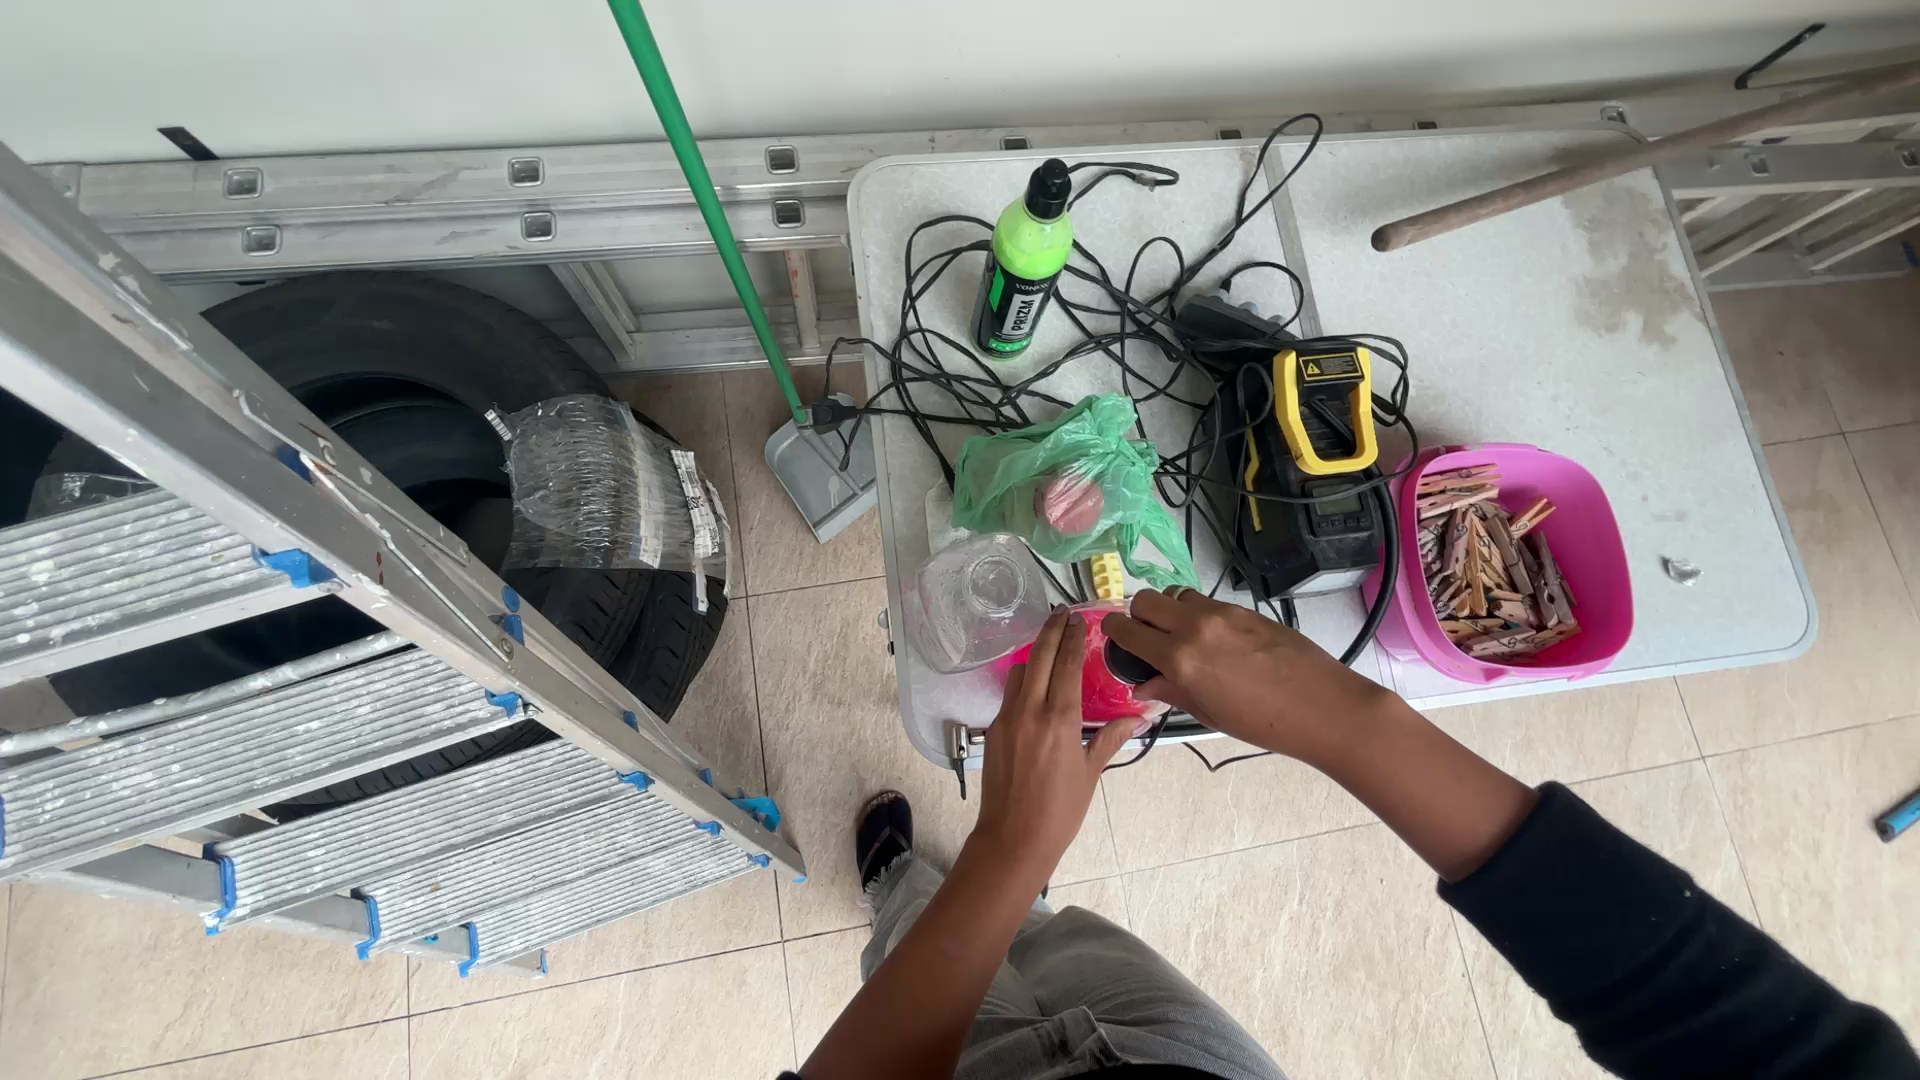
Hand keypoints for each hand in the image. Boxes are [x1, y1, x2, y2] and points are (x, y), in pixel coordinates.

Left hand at [973, 609, 1134, 880]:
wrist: (1013, 837)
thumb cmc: (1060, 809)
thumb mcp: (1091, 772)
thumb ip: (1111, 737)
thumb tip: (1139, 717)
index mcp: (1060, 719)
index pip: (1068, 664)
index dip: (1073, 638)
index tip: (1078, 618)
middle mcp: (1030, 709)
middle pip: (1040, 656)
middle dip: (1051, 630)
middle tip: (1062, 613)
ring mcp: (1007, 717)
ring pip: (1020, 671)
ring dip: (1035, 654)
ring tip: (1049, 645)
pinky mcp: (993, 729)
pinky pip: (1009, 693)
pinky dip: (1022, 679)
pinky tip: (1033, 683)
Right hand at [1100, 588, 1389, 763]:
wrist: (1323, 706)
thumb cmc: (1261, 722)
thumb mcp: (1207, 712)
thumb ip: (1170, 691)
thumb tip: (1143, 683)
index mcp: (1180, 657)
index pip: (1127, 629)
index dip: (1113, 631)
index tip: (1113, 637)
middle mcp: (1195, 626)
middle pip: (1146, 599)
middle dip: (1138, 615)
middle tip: (1147, 638)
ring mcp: (1222, 613)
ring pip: (1177, 594)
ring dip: (1169, 610)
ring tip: (1182, 636)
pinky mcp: (1244, 609)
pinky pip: (1206, 602)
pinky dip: (1197, 614)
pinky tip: (1214, 640)